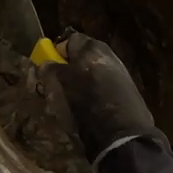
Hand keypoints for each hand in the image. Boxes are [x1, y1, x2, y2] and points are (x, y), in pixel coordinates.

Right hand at [49, 32, 156, 166]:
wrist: (120, 131)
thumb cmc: (86, 102)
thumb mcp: (60, 85)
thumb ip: (50, 70)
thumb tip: (45, 63)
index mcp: (91, 47)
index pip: (69, 40)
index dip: (56, 52)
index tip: (48, 67)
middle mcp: (107, 53)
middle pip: (82, 55)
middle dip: (69, 67)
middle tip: (58, 83)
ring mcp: (119, 70)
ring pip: (92, 70)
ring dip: (82, 80)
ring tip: (72, 98)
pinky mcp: (126, 88)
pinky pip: (103, 84)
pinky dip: (94, 91)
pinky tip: (89, 106)